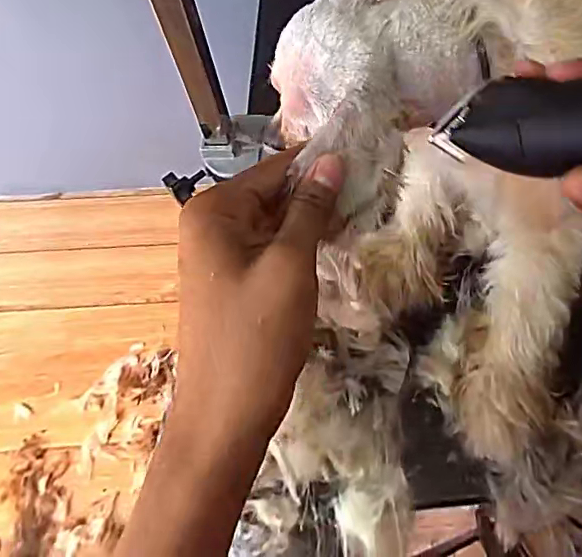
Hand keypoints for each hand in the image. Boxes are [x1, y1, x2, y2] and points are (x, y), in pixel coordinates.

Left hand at [169, 148, 342, 454]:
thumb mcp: (291, 263)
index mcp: (214, 210)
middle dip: (318, 192)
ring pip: (277, 218)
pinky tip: (334, 240)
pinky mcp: (235, 276)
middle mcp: (211, 222)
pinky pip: (272, 243)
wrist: (224, 423)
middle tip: (370, 187)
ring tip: (361, 210)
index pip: (276, 168)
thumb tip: (333, 159)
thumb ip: (311, 207)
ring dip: (313, 217)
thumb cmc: (256, 338)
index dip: (320, 164)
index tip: (365, 158)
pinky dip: (301, 241)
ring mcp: (220, 251)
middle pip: (275, 191)